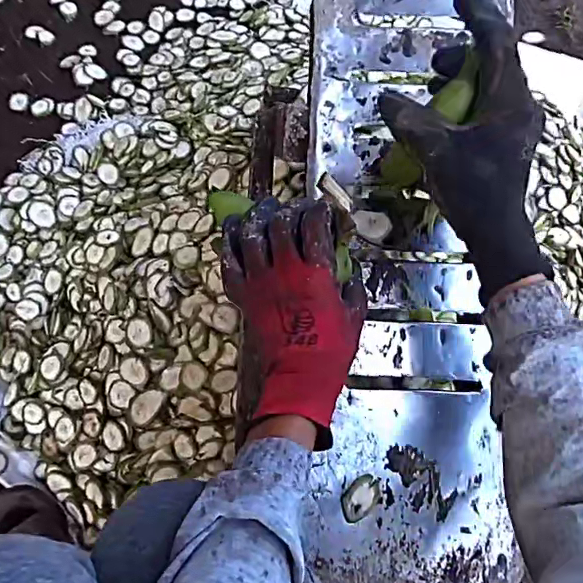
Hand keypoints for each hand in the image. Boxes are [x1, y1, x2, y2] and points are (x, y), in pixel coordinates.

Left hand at [220, 198, 365, 443]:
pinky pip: (228, 261)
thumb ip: (351, 286)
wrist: (300, 374)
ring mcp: (258, 280)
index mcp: (315, 270)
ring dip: (254, 218)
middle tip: (289, 209)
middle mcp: (283, 268)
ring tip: (260, 211)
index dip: (317, 209)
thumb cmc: (331, 347)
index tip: (321, 209)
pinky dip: (228, 243)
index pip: (312, 223)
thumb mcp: (355, 313)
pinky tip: (231, 231)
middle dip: (285, 210)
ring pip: (248, 235)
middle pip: (277, 223)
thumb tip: (347, 272)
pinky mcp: (242, 294)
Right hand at [378, 0, 552, 299]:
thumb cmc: (474, 190)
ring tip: (431, 93)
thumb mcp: (436, 150)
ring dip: (459, 82)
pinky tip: (441, 119)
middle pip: (493, 63)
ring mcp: (515, 126)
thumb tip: (386, 100)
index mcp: (510, 100)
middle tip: (432, 64)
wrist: (497, 233)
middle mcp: (519, 106)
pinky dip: (463, 104)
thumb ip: (410, 121)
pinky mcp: (506, 143)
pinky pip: (485, 108)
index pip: (497, 43)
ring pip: (489, 87)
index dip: (479, 16)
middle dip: (461, 57)